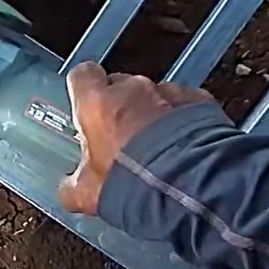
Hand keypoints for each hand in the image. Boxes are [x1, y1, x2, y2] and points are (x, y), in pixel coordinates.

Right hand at [57, 62, 212, 214]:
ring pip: (154, 95)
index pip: (83, 75)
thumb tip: (68, 191)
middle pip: (120, 86)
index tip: (85, 104)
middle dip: (120, 107)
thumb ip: (73, 185)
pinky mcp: (199, 101)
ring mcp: (168, 92)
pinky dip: (183, 120)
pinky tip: (182, 146)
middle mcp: (133, 90)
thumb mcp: (89, 193)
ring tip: (157, 148)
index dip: (84, 88)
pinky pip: (185, 104)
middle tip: (122, 139)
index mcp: (98, 104)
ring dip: (152, 115)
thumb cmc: (136, 184)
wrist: (188, 187)